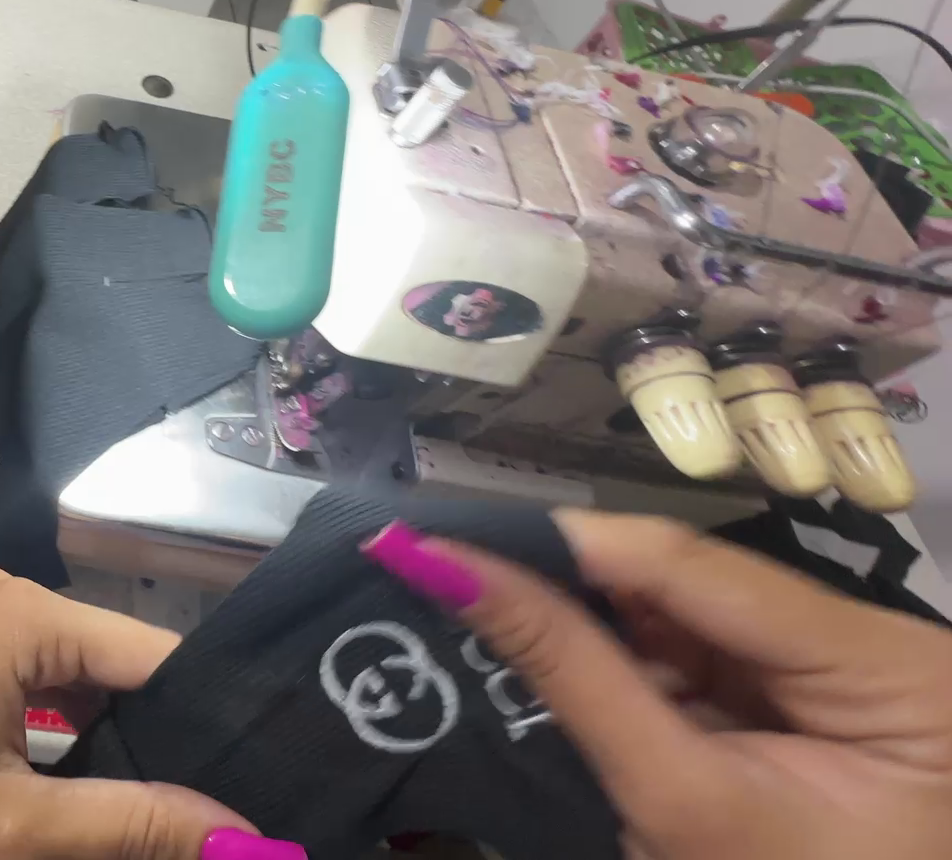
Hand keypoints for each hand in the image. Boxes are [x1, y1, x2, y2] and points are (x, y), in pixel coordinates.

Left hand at [0, 568, 259, 859]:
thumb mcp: (18, 831)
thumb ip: (137, 824)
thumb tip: (246, 836)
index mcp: (25, 613)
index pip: (153, 655)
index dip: (211, 719)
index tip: (265, 780)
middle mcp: (4, 596)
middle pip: (116, 661)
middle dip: (164, 733)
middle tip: (223, 806)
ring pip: (78, 672)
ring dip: (118, 734)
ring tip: (173, 800)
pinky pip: (36, 678)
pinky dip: (70, 726)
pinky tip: (101, 780)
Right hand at [400, 511, 951, 858]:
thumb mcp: (673, 795)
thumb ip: (560, 664)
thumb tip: (433, 561)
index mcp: (898, 668)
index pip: (688, 562)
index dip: (556, 540)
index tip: (440, 537)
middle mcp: (877, 639)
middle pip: (680, 572)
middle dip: (561, 575)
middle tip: (446, 569)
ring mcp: (836, 657)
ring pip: (668, 595)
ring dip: (577, 606)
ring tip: (482, 600)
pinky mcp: (796, 679)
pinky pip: (680, 630)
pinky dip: (610, 640)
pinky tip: (555, 645)